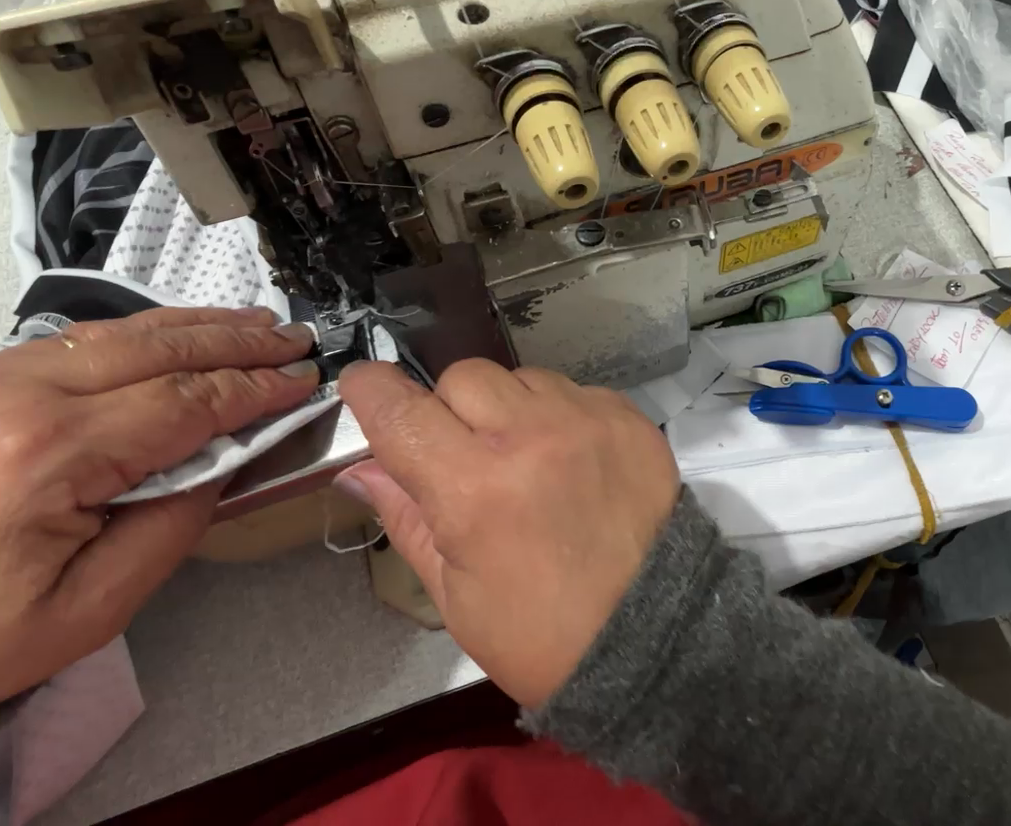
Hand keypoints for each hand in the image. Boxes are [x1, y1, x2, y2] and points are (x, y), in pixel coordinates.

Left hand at [0, 307, 319, 706]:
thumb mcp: (101, 600)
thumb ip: (181, 513)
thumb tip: (231, 448)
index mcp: (40, 455)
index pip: (181, 402)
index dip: (253, 389)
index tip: (305, 380)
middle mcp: (6, 394)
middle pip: (154, 350)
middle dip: (238, 342)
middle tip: (296, 339)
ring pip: (116, 333)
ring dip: (195, 327)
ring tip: (256, 323)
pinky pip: (74, 343)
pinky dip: (141, 337)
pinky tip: (181, 336)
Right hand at [336, 360, 679, 709]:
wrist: (650, 633)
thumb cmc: (540, 632)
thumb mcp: (453, 593)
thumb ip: (404, 515)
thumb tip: (360, 467)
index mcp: (474, 488)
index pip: (400, 409)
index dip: (370, 390)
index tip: (362, 386)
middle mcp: (529, 435)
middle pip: (461, 376)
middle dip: (448, 409)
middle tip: (467, 456)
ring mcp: (586, 418)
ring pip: (519, 376)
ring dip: (508, 408)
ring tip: (527, 458)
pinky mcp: (627, 416)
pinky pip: (572, 389)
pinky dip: (559, 414)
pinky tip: (571, 460)